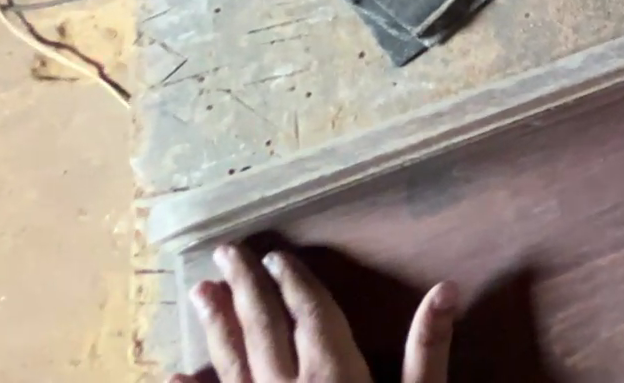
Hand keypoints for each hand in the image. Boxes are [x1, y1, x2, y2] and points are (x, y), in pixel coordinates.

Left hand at [170, 244, 455, 382]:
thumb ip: (428, 350)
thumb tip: (447, 286)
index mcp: (332, 377)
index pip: (310, 317)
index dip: (295, 283)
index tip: (276, 254)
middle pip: (262, 332)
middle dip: (244, 291)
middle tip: (224, 253)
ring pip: (231, 365)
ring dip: (216, 327)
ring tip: (199, 292)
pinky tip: (176, 373)